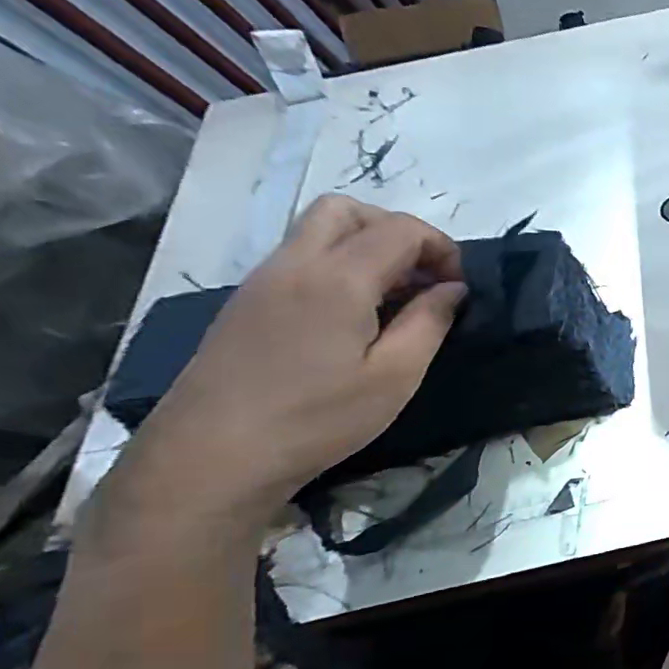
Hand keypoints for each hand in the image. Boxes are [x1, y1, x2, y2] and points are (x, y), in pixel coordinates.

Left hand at [124, 195, 466, 522]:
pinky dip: (338, 263)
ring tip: (393, 296)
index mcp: (338, 278)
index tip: (458, 287)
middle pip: (349, 210)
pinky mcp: (246, 302)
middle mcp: (296, 263)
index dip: (441, 248)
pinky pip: (300, 256)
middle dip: (398, 231)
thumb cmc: (317, 419)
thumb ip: (430, 322)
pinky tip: (353, 313)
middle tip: (422, 276)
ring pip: (319, 229)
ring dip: (366, 244)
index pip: (401, 229)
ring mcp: (263, 280)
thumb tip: (453, 288)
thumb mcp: (395, 376)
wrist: (210, 458)